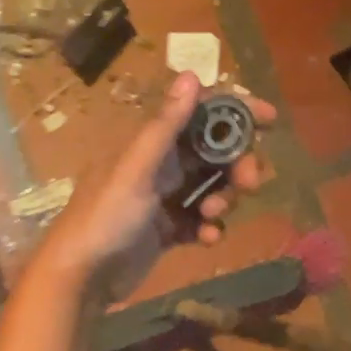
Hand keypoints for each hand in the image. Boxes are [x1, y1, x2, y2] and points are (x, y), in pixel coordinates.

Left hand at [33, 72, 272, 301]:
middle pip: (212, 153)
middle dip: (236, 164)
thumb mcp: (135, 169)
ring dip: (222, 198)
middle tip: (250, 182)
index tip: (270, 119)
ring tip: (212, 215)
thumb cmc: (104, 217)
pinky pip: (199, 222)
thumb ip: (164, 126)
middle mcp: (158, 166)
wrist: (79, 276)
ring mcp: (162, 200)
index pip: (198, 114)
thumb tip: (192, 75)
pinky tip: (208, 238)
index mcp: (148, 143)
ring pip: (210, 188)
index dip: (234, 112)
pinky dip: (209, 227)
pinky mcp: (164, 232)